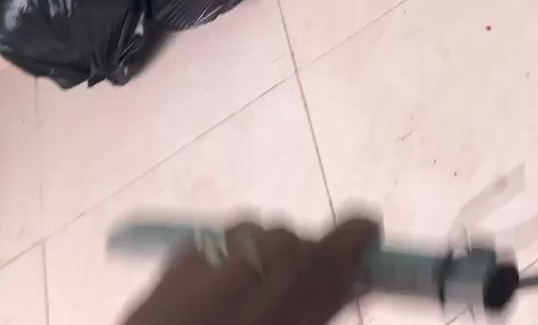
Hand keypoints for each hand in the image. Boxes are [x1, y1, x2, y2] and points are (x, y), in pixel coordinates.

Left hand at [121, 218, 377, 324]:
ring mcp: (224, 249)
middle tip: (274, 308)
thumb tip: (352, 282)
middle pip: (299, 239)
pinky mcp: (181, 256)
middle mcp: (272, 251)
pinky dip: (218, 266)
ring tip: (232, 305)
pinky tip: (203, 302)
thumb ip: (323, 306)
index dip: (356, 245)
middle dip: (294, 266)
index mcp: (307, 275)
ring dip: (255, 261)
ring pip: (258, 236)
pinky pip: (216, 246)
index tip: (351, 265)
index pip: (356, 230)